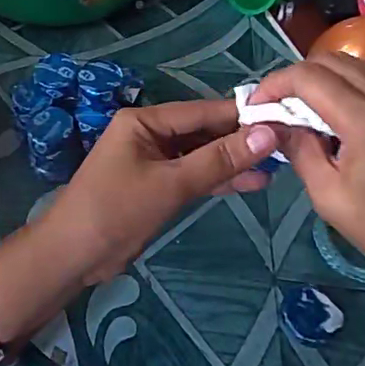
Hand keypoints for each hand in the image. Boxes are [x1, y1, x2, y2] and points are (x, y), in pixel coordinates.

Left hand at [40, 99, 278, 284]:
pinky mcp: (158, 186)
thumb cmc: (116, 211)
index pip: (201, 111)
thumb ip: (218, 160)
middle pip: (203, 131)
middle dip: (242, 139)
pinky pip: (194, 175)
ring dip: (234, 161)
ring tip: (280, 164)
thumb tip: (266, 134)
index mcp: (144, 121)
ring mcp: (154, 160)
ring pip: (202, 155)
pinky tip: (253, 182)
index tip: (284, 119)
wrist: (75, 254)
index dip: (242, 115)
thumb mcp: (171, 184)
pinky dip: (219, 179)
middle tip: (289, 144)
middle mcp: (149, 134)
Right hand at [250, 54, 364, 292]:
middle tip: (273, 107)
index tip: (255, 107)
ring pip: (349, 67)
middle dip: (293, 78)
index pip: (308, 77)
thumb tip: (274, 123)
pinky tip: (327, 120)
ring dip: (316, 81)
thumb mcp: (329, 196)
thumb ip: (299, 150)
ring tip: (296, 112)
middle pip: (328, 61)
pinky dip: (338, 89)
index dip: (274, 85)